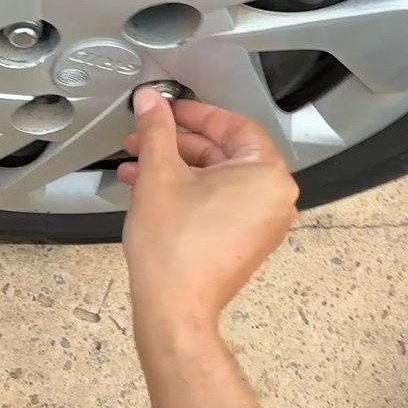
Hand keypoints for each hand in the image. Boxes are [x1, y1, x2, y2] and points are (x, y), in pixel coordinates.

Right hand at [119, 87, 297, 332]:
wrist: (172, 306)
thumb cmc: (174, 249)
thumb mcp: (159, 175)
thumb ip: (156, 130)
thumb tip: (150, 101)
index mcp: (266, 175)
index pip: (232, 126)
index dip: (194, 114)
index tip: (168, 109)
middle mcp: (272, 199)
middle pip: (221, 154)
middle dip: (175, 145)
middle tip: (143, 136)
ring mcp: (259, 224)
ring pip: (213, 181)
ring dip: (174, 169)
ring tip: (136, 166)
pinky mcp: (241, 242)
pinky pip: (216, 204)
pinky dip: (186, 193)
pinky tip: (149, 190)